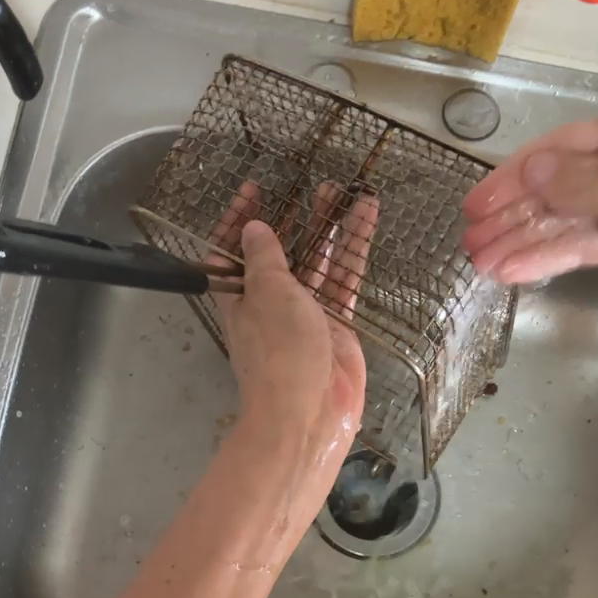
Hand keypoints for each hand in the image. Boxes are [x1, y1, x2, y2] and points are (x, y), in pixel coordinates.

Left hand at [209, 184, 378, 470]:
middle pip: (282, 253)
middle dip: (296, 219)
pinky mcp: (337, 325)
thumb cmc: (279, 351)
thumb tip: (255, 230)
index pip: (231, 254)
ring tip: (345, 190)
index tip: (253, 190)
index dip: (238, 221)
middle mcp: (270, 305)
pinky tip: (366, 216)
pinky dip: (354, 248)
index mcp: (240, 299)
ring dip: (329, 227)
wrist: (309, 412)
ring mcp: (306, 315)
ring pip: (318, 262)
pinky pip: (345, 279)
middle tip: (315, 185)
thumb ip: (265, 259)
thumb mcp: (266, 293)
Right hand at [463, 115, 597, 323]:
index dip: (518, 176)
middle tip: (470, 242)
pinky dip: (552, 261)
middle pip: (561, 188)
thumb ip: (590, 186)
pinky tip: (518, 273)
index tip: (477, 204)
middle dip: (514, 215)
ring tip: (482, 266)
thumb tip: (533, 170)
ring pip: (568, 224)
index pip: (568, 149)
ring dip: (525, 243)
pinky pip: (586, 250)